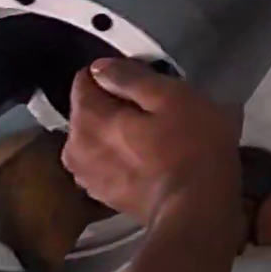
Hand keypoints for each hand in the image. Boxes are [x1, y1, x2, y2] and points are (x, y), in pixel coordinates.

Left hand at [61, 58, 241, 232]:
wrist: (197, 203)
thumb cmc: (192, 143)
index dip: (118, 73)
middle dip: (117, 104)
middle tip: (159, 108)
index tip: (150, 80)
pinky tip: (151, 158)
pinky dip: (122, 154)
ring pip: (97, 136)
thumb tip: (101, 68)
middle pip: (90, 109)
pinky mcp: (102, 194)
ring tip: (156, 133)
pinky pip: (107, 160)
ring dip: (118, 131)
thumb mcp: (173, 96)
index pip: (86, 79)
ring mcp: (85, 175)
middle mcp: (74, 146)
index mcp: (89, 119)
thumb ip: (133, 78)